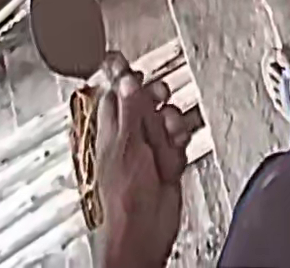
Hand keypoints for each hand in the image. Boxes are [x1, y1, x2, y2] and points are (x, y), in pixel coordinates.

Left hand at [94, 52, 191, 267]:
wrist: (143, 234)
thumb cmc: (122, 197)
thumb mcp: (126, 144)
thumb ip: (130, 108)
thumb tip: (126, 76)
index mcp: (110, 127)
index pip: (113, 90)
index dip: (120, 73)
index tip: (122, 55)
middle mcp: (128, 134)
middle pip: (144, 98)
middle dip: (155, 96)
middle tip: (159, 97)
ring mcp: (147, 148)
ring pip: (165, 117)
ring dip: (170, 123)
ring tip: (168, 136)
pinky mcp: (166, 161)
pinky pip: (178, 139)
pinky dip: (179, 141)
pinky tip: (175, 151)